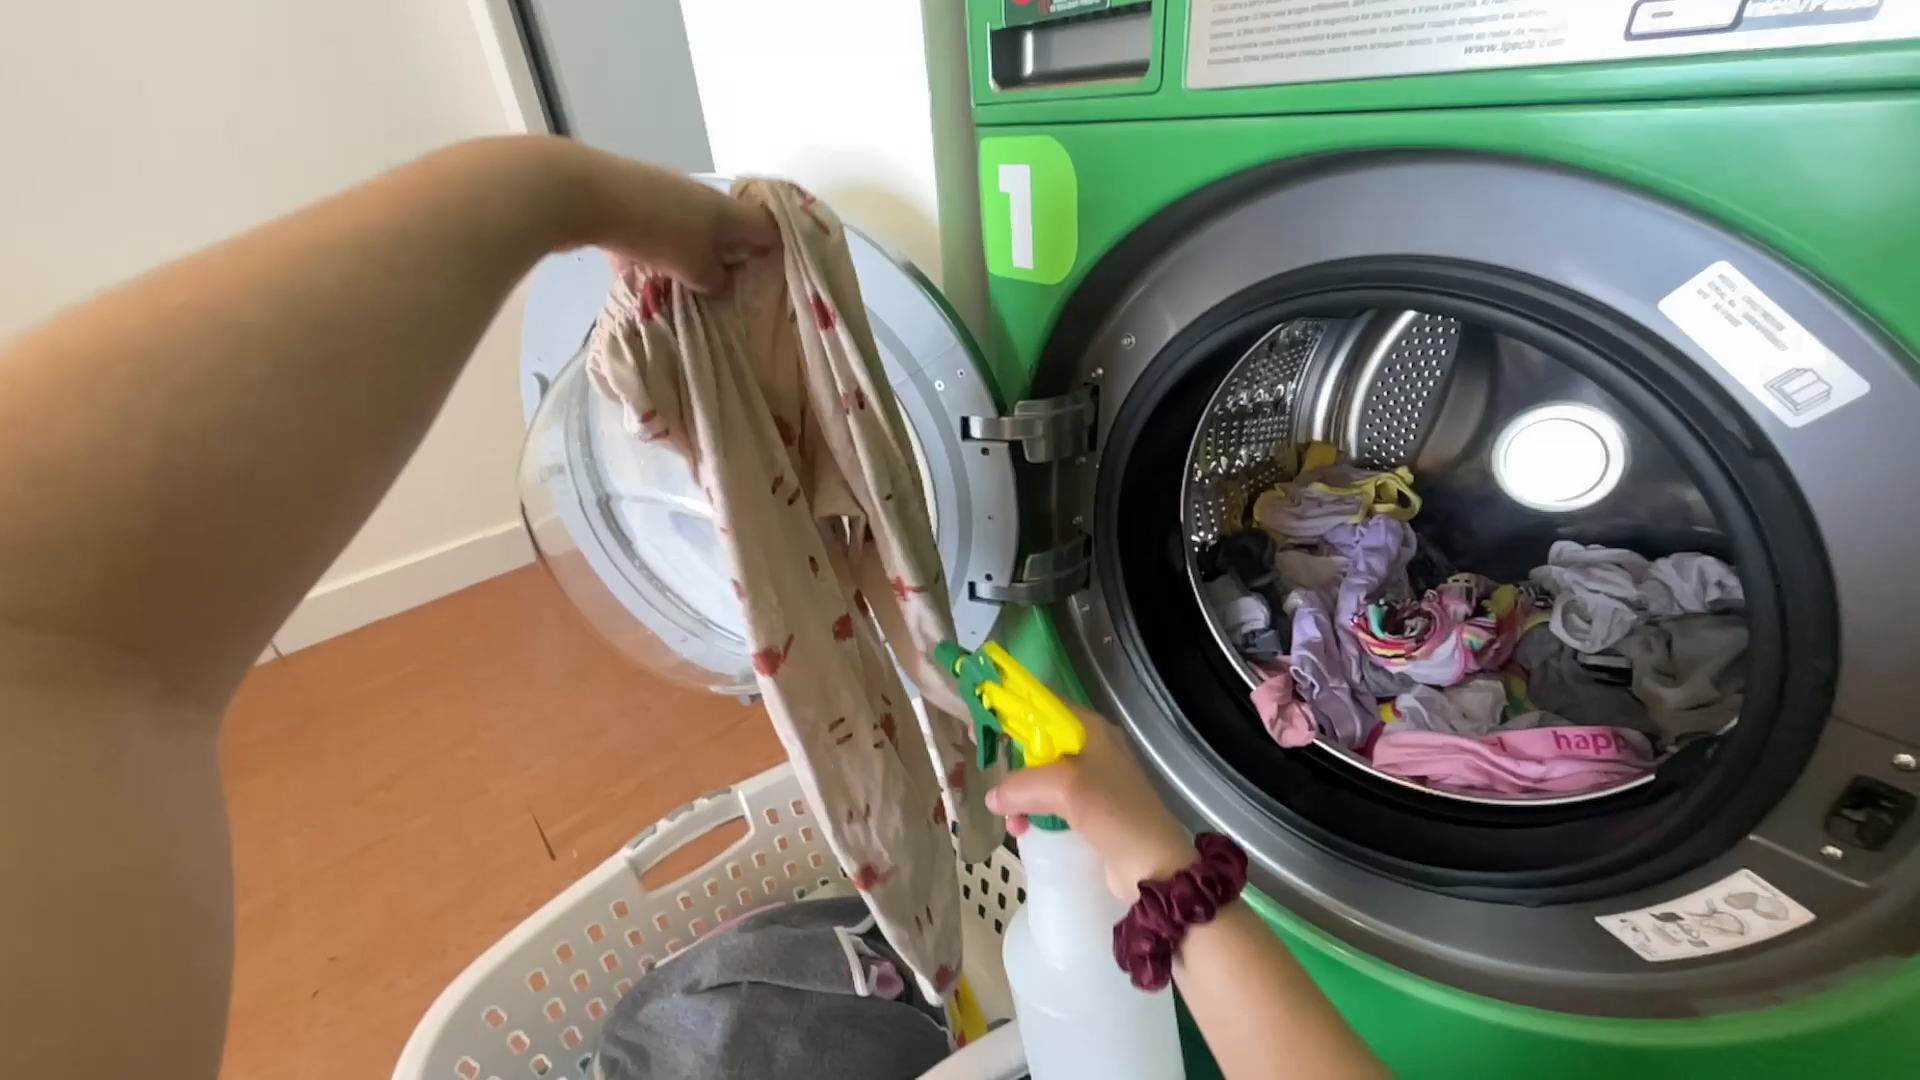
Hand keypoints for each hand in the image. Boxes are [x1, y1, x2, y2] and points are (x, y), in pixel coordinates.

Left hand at [554, 140, 778, 292]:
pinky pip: (659, 228)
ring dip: (691, 254)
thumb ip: (716, 281)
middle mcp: (702, 196)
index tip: (775, 277)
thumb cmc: (655, 232)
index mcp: (726, 210)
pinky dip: (660, 249)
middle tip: (728, 289)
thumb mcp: (695, 269)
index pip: (768, 228)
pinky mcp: (634, 196)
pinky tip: (646, 270)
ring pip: (692, 229)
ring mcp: (666, 192)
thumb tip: (721, 283)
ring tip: (684, 285)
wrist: (583, 193)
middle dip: (729, 257)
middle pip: (728, 228)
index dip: (776, 252)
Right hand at [986, 706, 1194, 900]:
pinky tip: (1023, 830)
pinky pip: (1051, 803)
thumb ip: (1021, 785)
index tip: (982, 720)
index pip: (1043, 705)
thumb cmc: (1112, 810)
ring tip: (1011, 820)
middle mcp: (1091, 748)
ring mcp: (1092, 780)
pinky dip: (1033, 812)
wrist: (1153, 865)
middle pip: (1039, 742)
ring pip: (1041, 776)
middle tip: (987, 770)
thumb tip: (994, 798)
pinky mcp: (1091, 810)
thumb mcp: (1063, 787)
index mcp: (1090, 729)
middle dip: (1012, 760)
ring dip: (1020, 795)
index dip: (1011, 709)